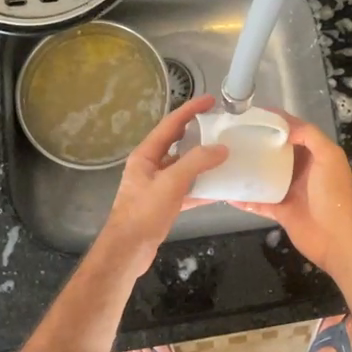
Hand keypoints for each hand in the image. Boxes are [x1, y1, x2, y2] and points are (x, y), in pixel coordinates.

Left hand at [96, 95, 227, 268]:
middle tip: (220, 127)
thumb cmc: (144, 213)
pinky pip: (185, 189)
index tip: (210, 100)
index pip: (170, 124)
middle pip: (176, 143)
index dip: (190, 110)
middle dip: (197, 134)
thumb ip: (196, 163)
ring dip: (201, 161)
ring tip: (224, 155)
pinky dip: (200, 187)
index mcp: (146, 155)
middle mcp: (149, 166)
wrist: (127, 251)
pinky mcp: (163, 204)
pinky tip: (218, 189)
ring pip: (182, 167)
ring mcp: (156, 186)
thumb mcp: (171, 183)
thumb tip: (222, 148)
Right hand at [230, 112, 351, 275]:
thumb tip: (283, 127)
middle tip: (229, 135)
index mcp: (314, 153)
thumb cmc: (334, 192)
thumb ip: (309, 135)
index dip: (274, 120)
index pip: (292, 130)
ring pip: (264, 176)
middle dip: (256, 143)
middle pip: (275, 152)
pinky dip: (244, 198)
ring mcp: (290, 191)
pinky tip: (226, 192)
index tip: (249, 114)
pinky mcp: (280, 211)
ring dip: (248, 169)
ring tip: (223, 159)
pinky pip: (258, 202)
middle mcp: (301, 169)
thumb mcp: (328, 155)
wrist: (338, 237)